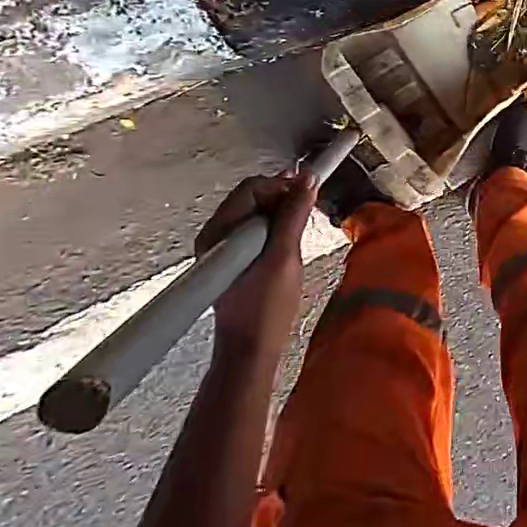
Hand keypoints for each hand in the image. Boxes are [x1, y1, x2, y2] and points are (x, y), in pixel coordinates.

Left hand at [198, 169, 318, 355]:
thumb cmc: (265, 307)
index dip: (283, 185)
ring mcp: (223, 245)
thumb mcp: (286, 256)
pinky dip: (276, 224)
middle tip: (309, 208)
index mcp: (220, 233)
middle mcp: (215, 234)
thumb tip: (307, 181)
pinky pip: (256, 226)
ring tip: (300, 228)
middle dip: (284, 196)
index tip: (311, 190)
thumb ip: (294, 215)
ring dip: (282, 211)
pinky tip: (290, 238)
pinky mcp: (233, 255)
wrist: (251, 345)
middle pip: (252, 195)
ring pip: (256, 209)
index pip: (252, 187)